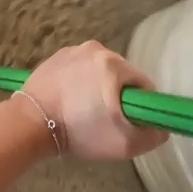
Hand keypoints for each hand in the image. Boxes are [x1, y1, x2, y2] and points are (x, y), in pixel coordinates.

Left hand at [19, 41, 167, 160]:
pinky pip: (81, 70)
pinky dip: (82, 84)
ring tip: (88, 112)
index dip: (144, 106)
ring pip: (100, 72)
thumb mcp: (127, 143)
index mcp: (113, 63)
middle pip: (122, 75)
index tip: (133, 122)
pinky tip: (72, 102)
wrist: (33, 120)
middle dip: (121, 96)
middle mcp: (94, 48)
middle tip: (110, 120)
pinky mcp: (56, 56)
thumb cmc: (82, 129)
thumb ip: (154, 134)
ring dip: (101, 89)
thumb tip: (159, 125)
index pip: (144, 84)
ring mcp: (72, 50)